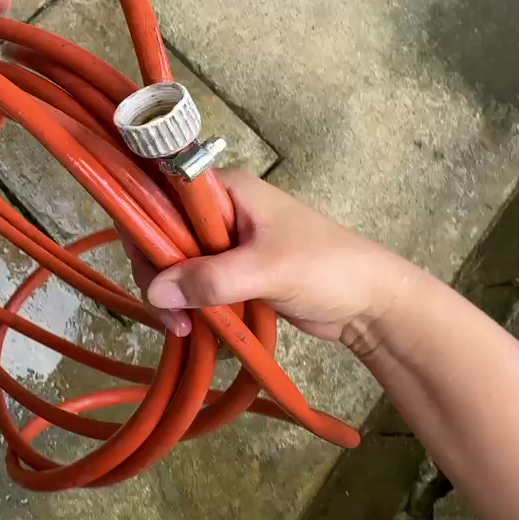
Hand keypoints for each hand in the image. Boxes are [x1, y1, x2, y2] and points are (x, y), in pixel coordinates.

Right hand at [131, 169, 429, 352]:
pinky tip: (189, 328)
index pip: (161, 195)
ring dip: (170, 295)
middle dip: (157, 273)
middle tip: (166, 312)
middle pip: (160, 232)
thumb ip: (210, 279)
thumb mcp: (267, 271)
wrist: (374, 305)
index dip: (144, 226)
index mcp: (224, 190)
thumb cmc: (326, 269)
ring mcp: (221, 240)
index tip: (146, 268)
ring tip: (182, 329)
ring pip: (172, 261)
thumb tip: (155, 293)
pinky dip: (185, 304)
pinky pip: (190, 281)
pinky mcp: (228, 268)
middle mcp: (216, 209)